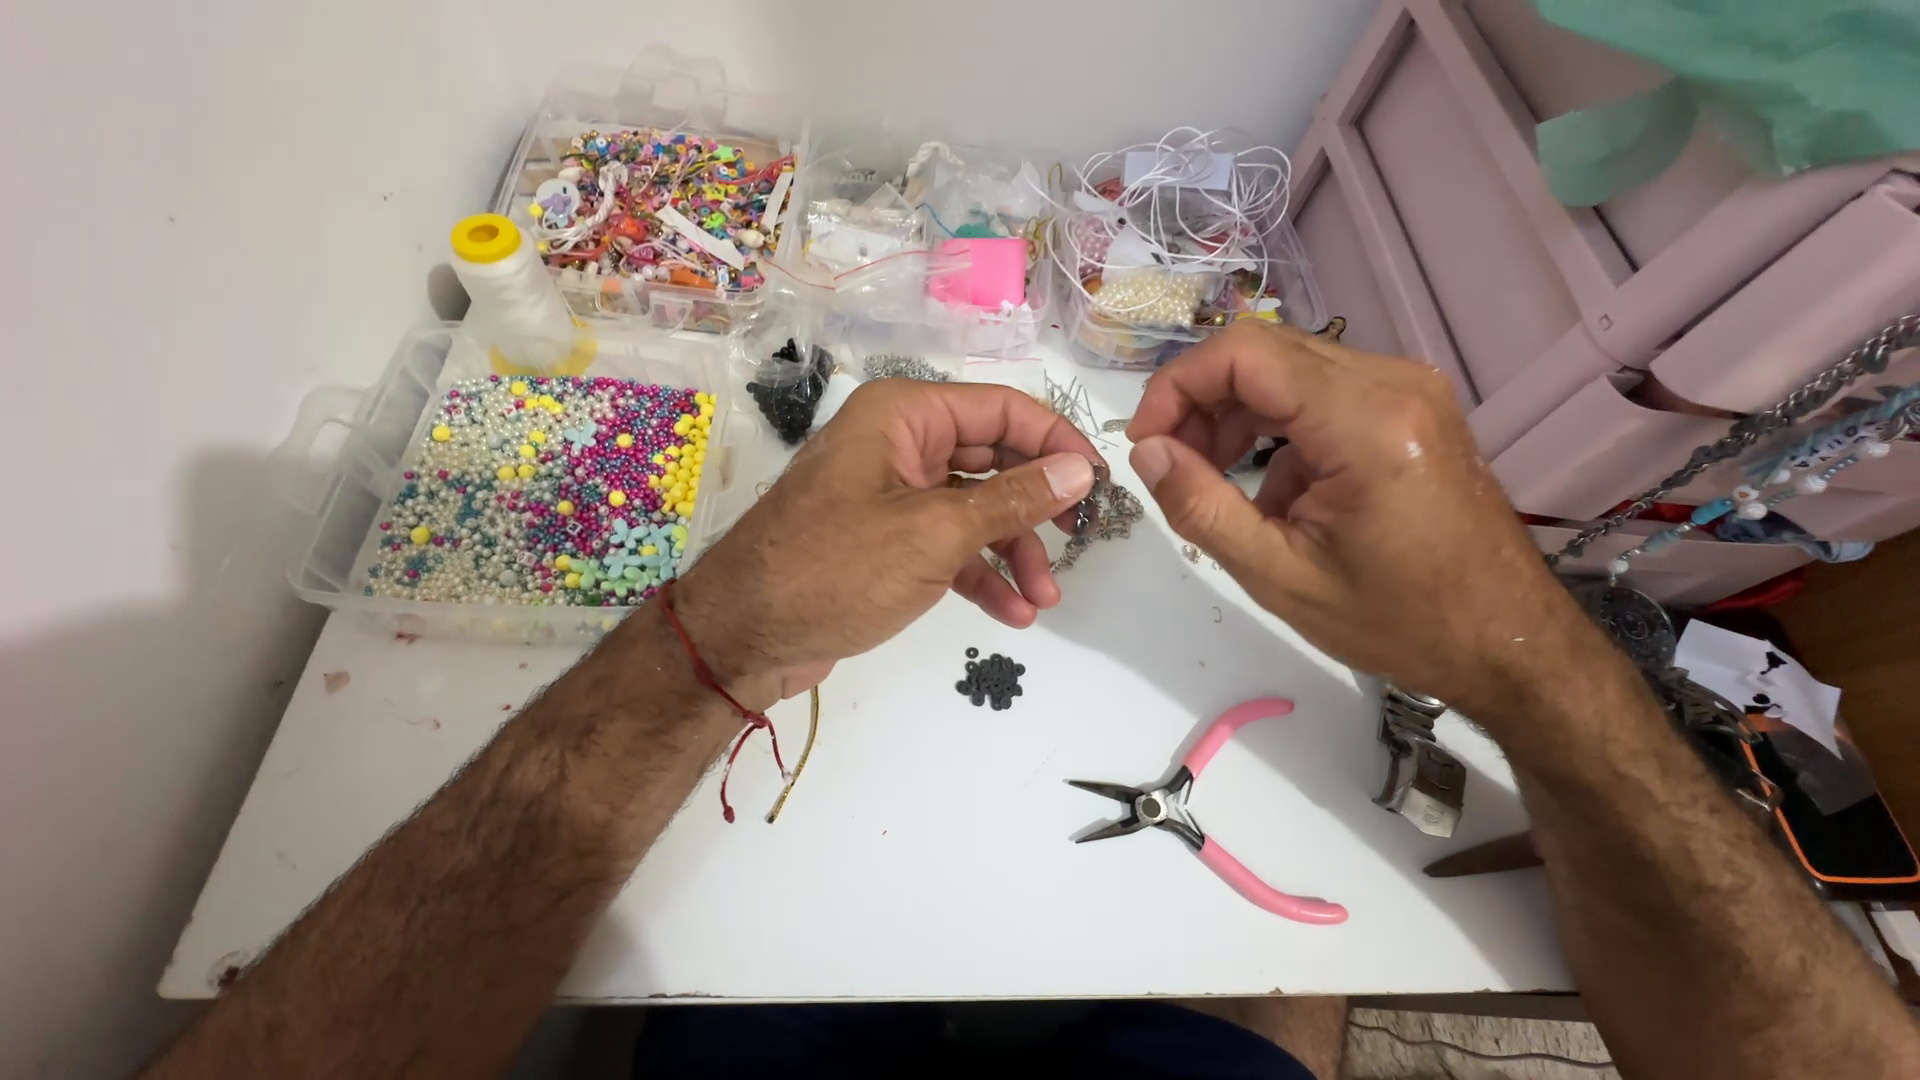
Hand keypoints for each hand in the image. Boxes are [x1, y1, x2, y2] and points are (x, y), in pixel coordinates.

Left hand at [673, 379, 1102, 709]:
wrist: (744, 637)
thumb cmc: (837, 568)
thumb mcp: (934, 532)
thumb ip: (1013, 499)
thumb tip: (1079, 470)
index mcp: (904, 416)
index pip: (1001, 410)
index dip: (1056, 442)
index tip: (1098, 485)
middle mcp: (899, 445)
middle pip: (992, 461)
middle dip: (1036, 506)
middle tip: (1080, 539)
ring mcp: (890, 496)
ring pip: (973, 510)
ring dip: (1013, 551)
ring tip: (1046, 598)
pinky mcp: (885, 543)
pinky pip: (947, 546)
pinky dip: (979, 574)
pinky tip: (1013, 613)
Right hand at [1126, 322, 1595, 714]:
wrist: (1505, 640)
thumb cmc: (1395, 620)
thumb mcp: (1278, 577)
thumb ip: (1200, 508)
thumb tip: (1146, 452)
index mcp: (1364, 422)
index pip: (1243, 354)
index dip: (1176, 387)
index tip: (1145, 443)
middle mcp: (1392, 382)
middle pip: (1261, 352)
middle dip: (1199, 401)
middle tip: (1169, 465)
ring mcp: (1407, 389)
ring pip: (1286, 368)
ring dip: (1232, 413)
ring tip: (1207, 477)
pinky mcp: (1408, 406)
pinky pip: (1318, 391)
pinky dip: (1273, 426)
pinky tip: (1268, 487)